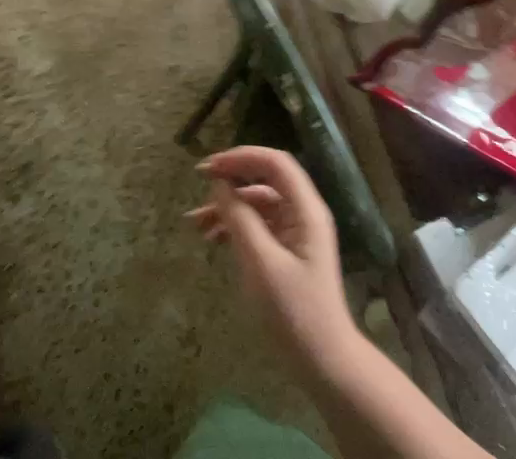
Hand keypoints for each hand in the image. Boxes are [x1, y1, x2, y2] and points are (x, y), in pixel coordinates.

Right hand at [188, 146, 358, 370]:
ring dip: (228, 208)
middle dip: (231, 180)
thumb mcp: (260, 262)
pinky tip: (212, 240)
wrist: (321, 358)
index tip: (207, 167)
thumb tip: (220, 184)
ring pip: (258, 204)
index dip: (242, 157)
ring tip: (194, 224)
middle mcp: (304, 214)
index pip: (276, 163)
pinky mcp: (287, 251)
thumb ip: (240, 219)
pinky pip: (259, 226)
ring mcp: (296, 233)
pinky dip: (235, 227)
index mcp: (306, 210)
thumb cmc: (292, 310)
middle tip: (197, 187)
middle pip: (265, 180)